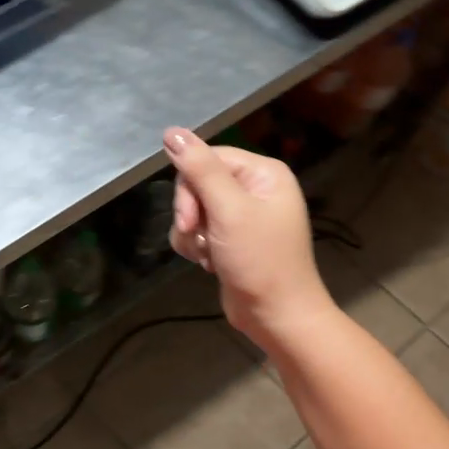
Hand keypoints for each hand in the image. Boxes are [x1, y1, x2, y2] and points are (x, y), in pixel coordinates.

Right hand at [163, 127, 336, 347]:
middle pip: (198, 183)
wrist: (277, 316)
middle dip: (190, 213)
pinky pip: (198, 230)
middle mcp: (255, 189)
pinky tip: (208, 263)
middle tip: (197, 237)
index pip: (208, 158)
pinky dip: (196, 246)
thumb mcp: (229, 211)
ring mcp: (243, 216)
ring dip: (191, 234)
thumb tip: (171, 132)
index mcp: (264, 173)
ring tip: (207, 255)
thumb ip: (199, 169)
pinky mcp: (231, 239)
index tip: (188, 218)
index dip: (189, 186)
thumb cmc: (260, 261)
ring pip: (194, 209)